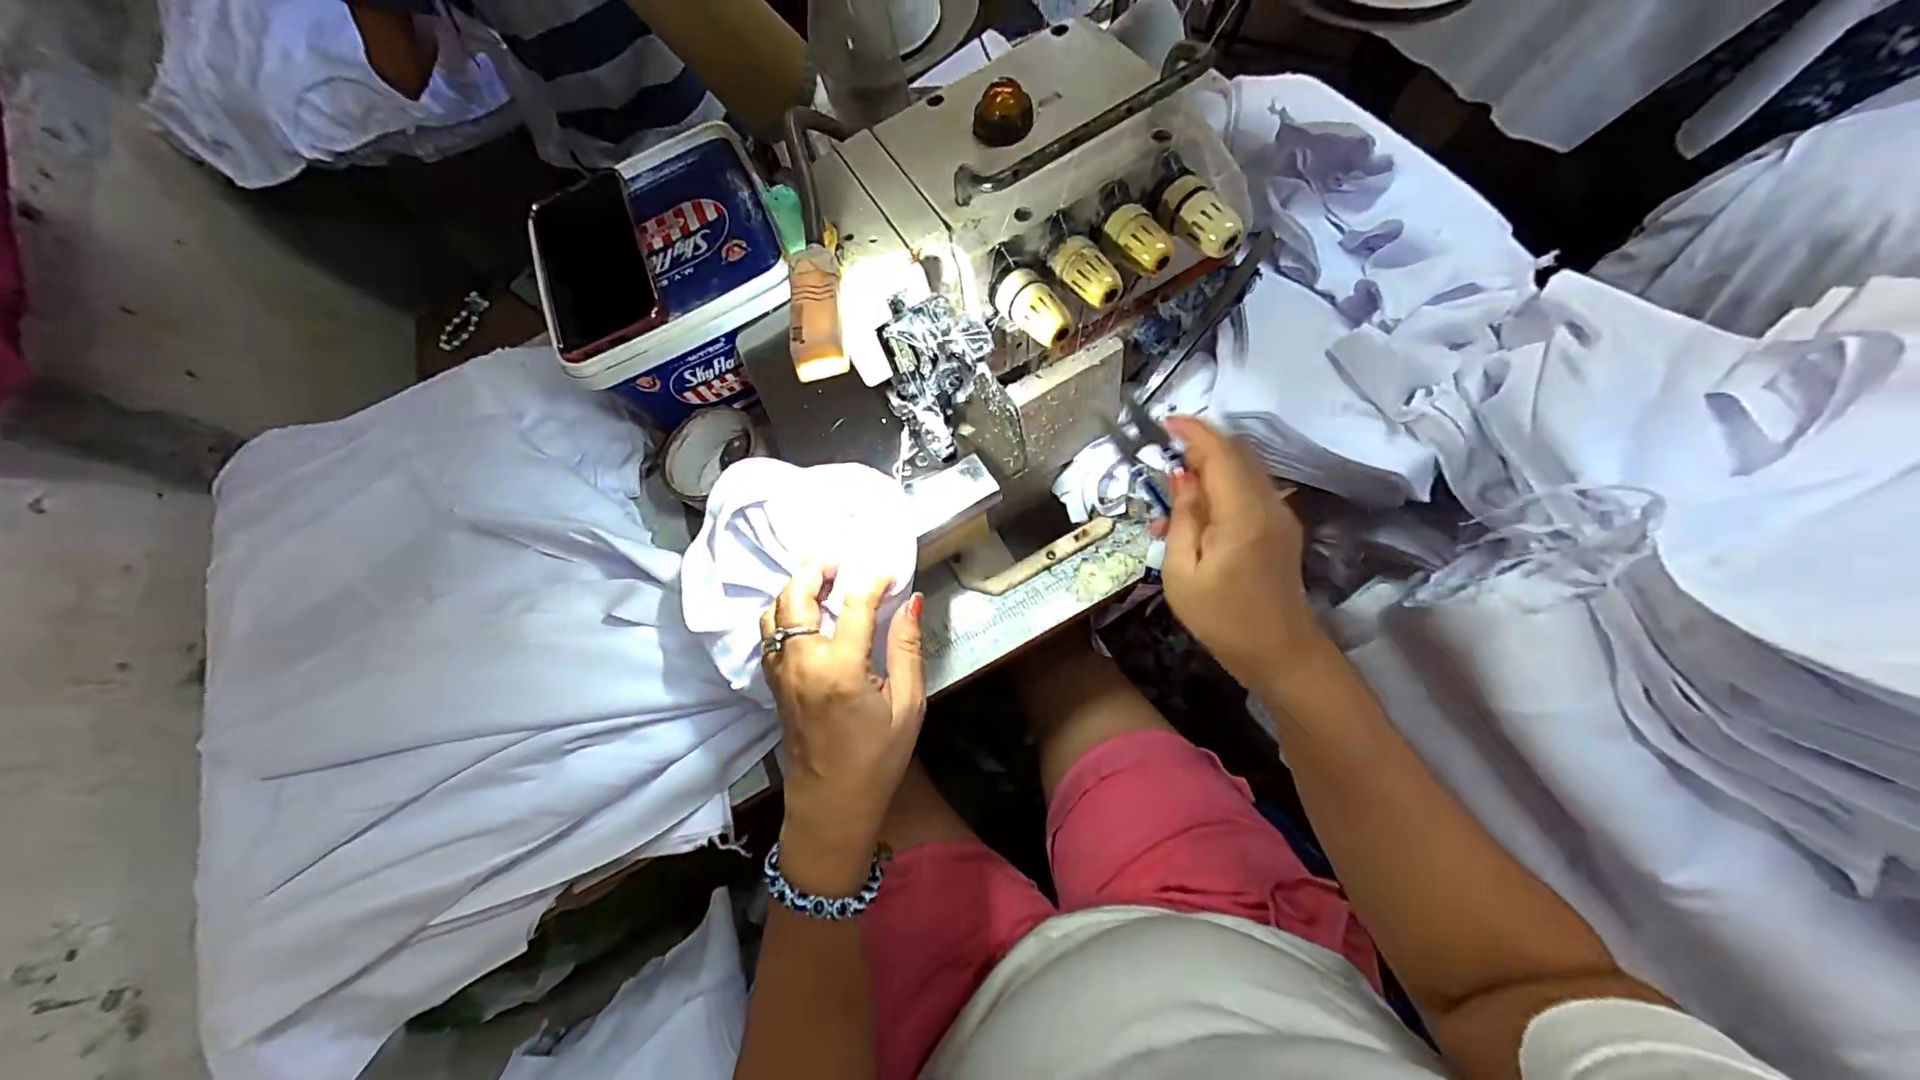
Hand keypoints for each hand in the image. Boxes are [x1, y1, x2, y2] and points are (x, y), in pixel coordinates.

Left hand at [761, 562, 924, 895]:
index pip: (854, 605)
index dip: (872, 581)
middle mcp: (802, 664)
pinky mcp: (774, 683)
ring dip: (795, 589)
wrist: (831, 805)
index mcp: (840, 671)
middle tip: (838, 557)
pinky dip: (784, 613)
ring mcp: (781, 673)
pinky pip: (769, 635)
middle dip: (816, 569)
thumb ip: (907, 649)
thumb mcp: (907, 706)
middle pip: (796, 598)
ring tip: (823, 581)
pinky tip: (808, 614)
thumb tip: (911, 602)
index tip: (888, 573)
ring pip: (774, 613)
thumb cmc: (877, 760)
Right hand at [1160, 415, 1325, 688]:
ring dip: (1210, 466)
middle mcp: (1269, 504)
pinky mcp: (1281, 527)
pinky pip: (1250, 490)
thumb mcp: (1181, 571)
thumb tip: (1182, 477)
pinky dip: (1222, 485)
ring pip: (1245, 469)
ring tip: (1173, 492)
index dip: (1192, 432)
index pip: (1220, 453)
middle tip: (1162, 457)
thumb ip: (1182, 517)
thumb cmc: (1222, 619)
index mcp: (1243, 514)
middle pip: (1237, 454)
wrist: (1279, 652)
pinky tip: (1196, 511)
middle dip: (1200, 445)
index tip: (1164, 424)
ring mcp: (1281, 515)